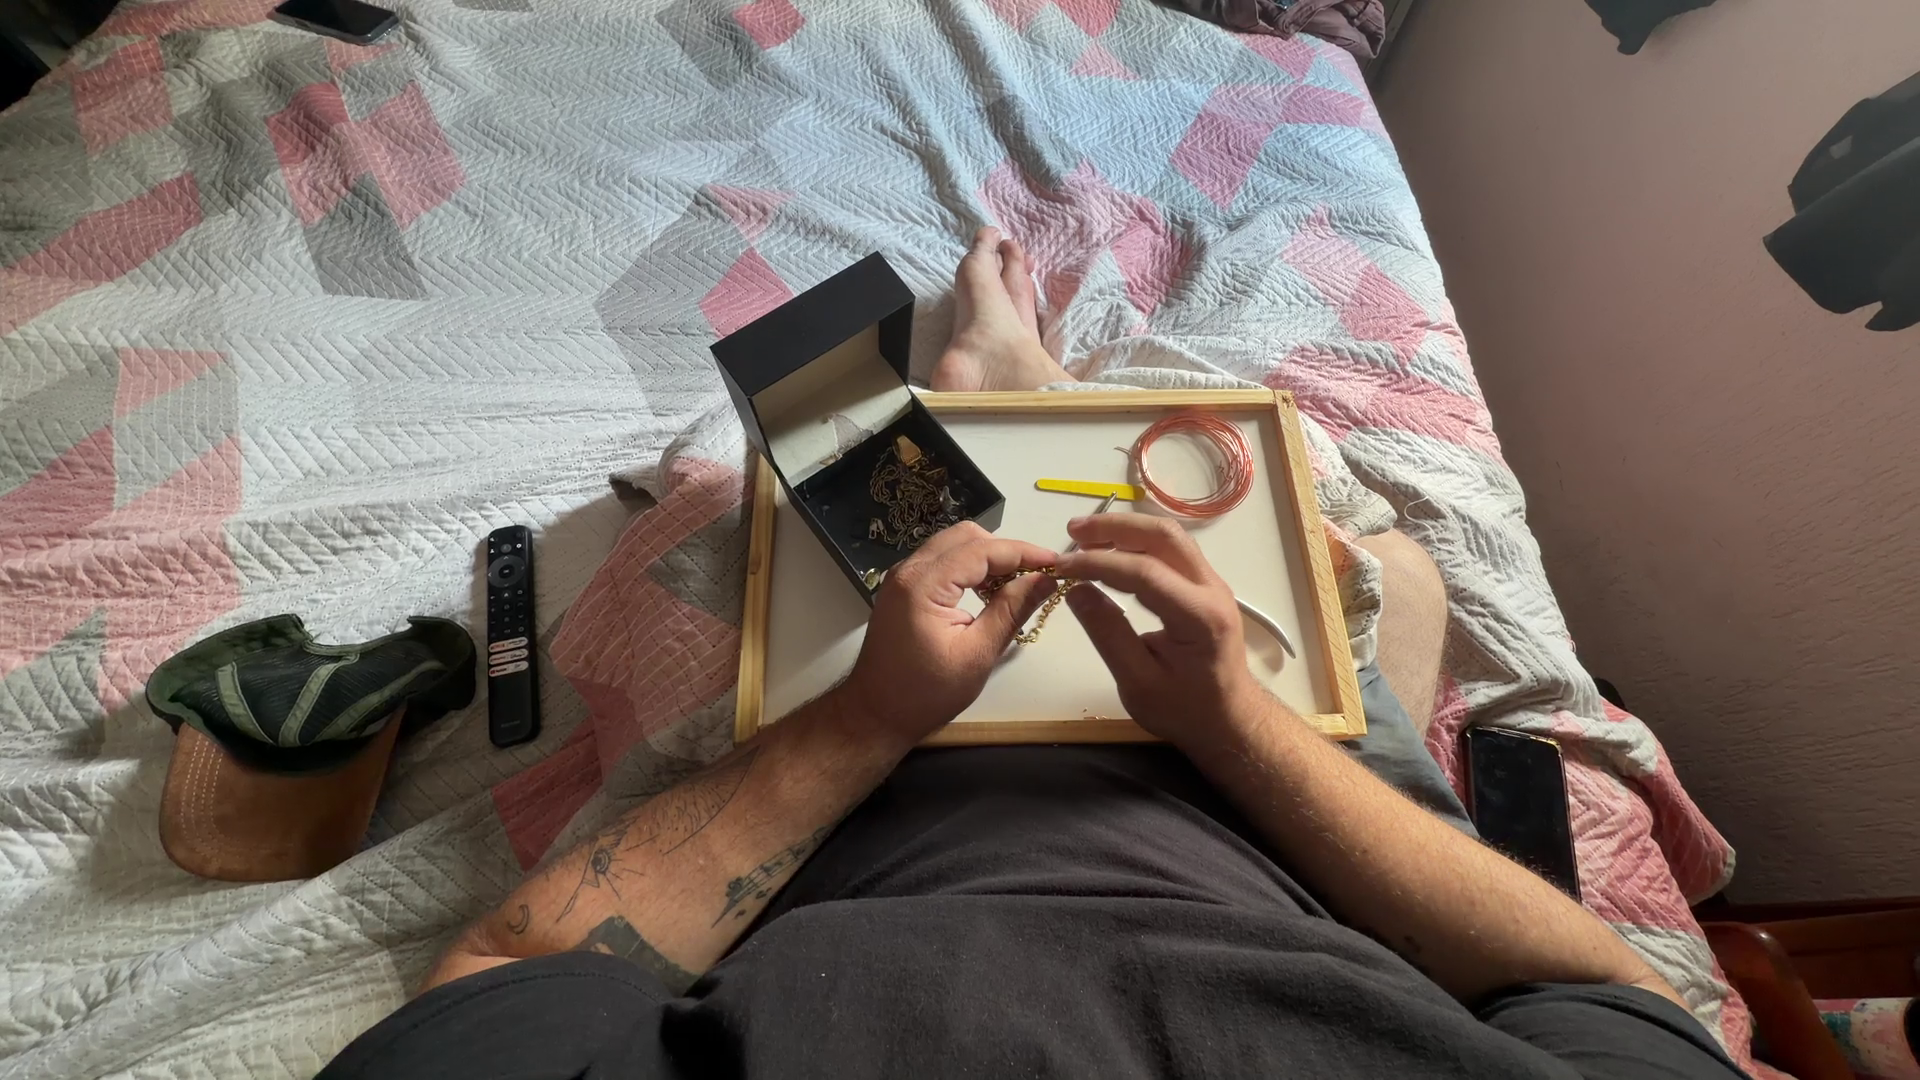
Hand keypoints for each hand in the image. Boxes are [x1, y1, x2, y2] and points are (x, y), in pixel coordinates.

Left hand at [842, 522, 1058, 743]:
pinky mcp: (903, 588)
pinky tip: (989, 592)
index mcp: (923, 584)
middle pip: (966, 537)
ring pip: (953, 545)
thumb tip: (1045, 580)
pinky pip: (942, 562)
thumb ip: (1011, 610)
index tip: (1055, 563)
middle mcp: (909, 570)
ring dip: (987, 558)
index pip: (981, 550)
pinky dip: (969, 568)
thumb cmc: (925, 693)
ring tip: (1017, 585)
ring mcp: (902, 577)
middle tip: (1035, 575)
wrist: (875, 714)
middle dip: (1005, 551)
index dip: (1022, 552)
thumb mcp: (976, 654)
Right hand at [1053, 514, 1268, 749]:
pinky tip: (1109, 550)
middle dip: (1115, 528)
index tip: (1062, 567)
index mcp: (1199, 618)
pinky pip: (1170, 549)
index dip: (1098, 564)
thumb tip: (1076, 591)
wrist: (1228, 720)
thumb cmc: (1184, 709)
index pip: (1144, 573)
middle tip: (1072, 531)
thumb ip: (1108, 634)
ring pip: (1168, 536)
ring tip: (1084, 536)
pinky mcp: (1203, 584)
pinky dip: (1136, 542)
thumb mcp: (1137, 683)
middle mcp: (1211, 589)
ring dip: (1125, 529)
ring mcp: (1211, 583)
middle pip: (1163, 536)